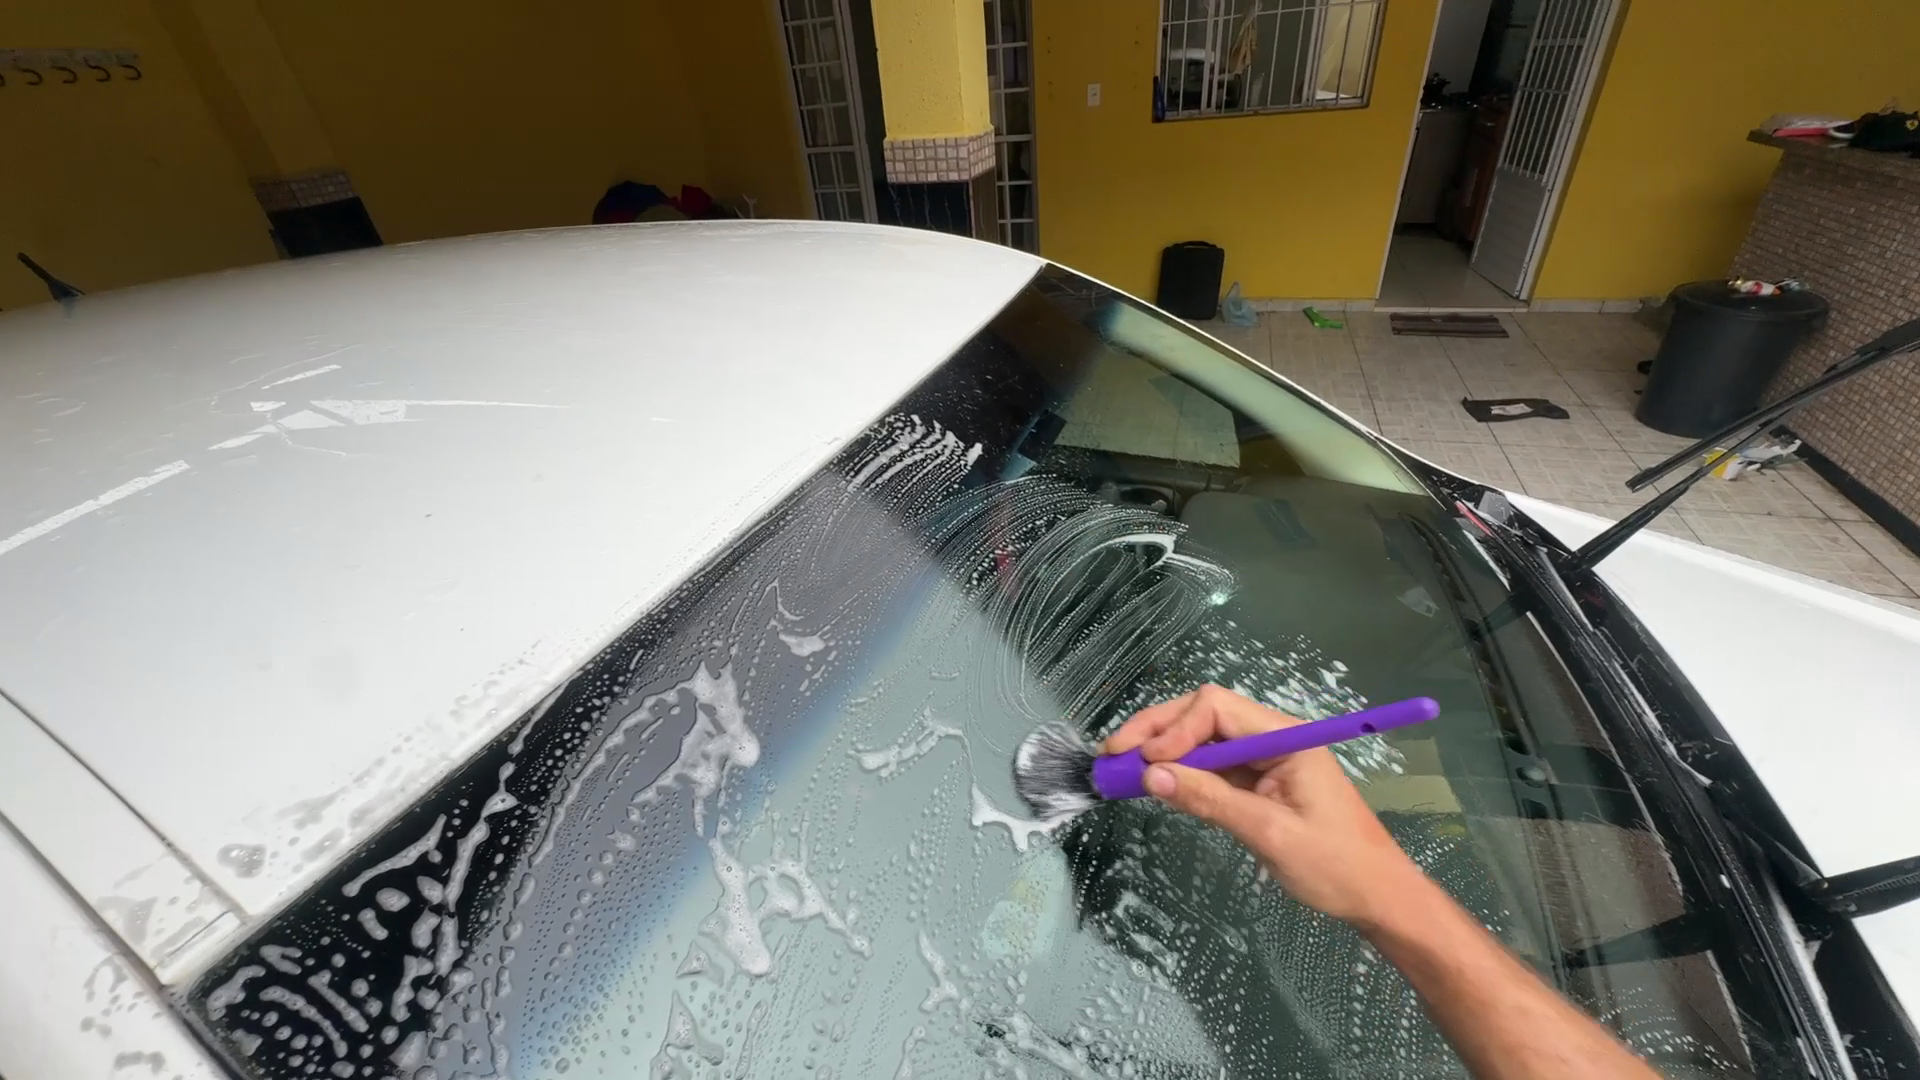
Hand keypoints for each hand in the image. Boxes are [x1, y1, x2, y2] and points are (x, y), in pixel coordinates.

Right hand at [1105, 684, 1424, 927]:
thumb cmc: (1335, 866)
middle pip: (1201, 713)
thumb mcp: (1269, 833)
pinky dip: (1177, 769)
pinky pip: (1207, 762)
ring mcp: (1260, 755)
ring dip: (1161, 748)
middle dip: (1156, 730)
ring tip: (1122, 766)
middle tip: (1114, 754)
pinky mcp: (1254, 778)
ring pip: (1199, 735)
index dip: (1174, 728)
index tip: (1144, 761)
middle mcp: (1269, 734)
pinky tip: (1152, 780)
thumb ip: (1210, 800)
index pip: (1215, 707)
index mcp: (1283, 735)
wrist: (1379, 899)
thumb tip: (1150, 776)